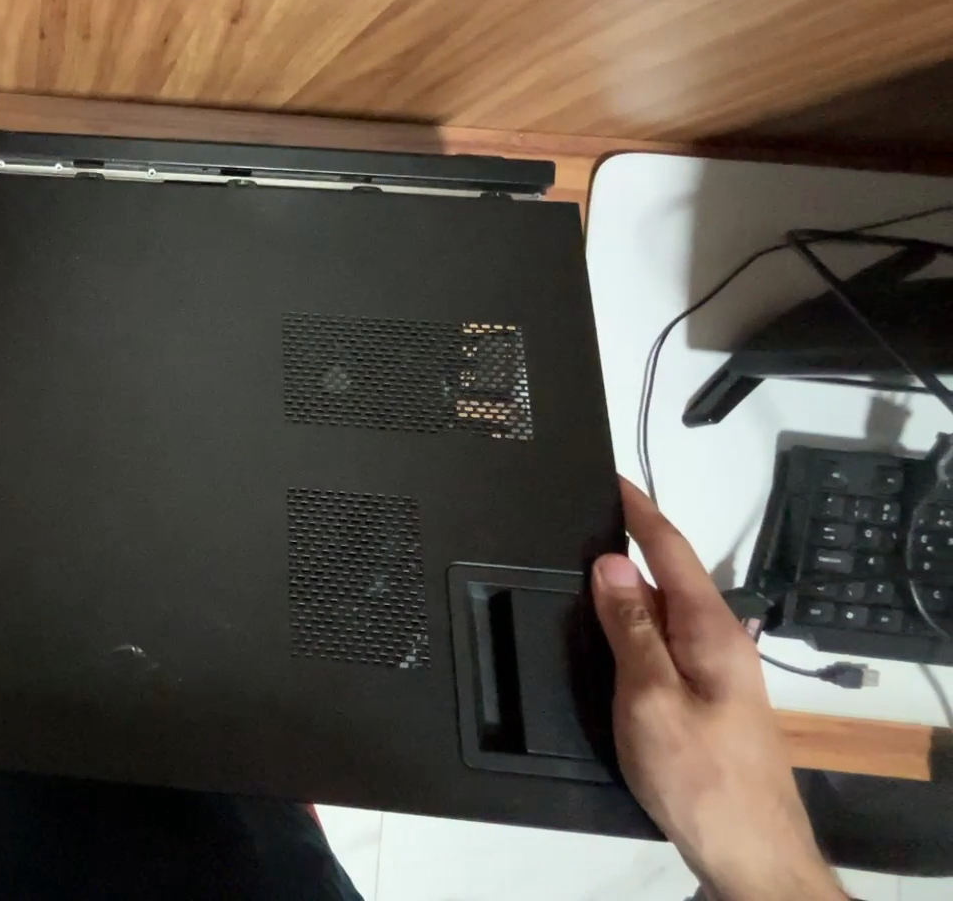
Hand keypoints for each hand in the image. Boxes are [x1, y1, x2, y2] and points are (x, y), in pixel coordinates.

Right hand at [593, 479, 842, 900]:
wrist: (746, 849)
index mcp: (708, 632)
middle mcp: (715, 642)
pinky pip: (658, 633)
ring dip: (624, 578)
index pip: (670, 553)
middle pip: (667, 574)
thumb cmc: (696, 773)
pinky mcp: (699, 690)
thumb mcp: (650, 694)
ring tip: (581, 559)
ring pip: (659, 605)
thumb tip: (611, 563)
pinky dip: (627, 612)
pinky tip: (604, 618)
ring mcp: (711, 668)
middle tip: (581, 514)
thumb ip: (629, 626)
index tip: (611, 478)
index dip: (639, 512)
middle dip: (627, 539)